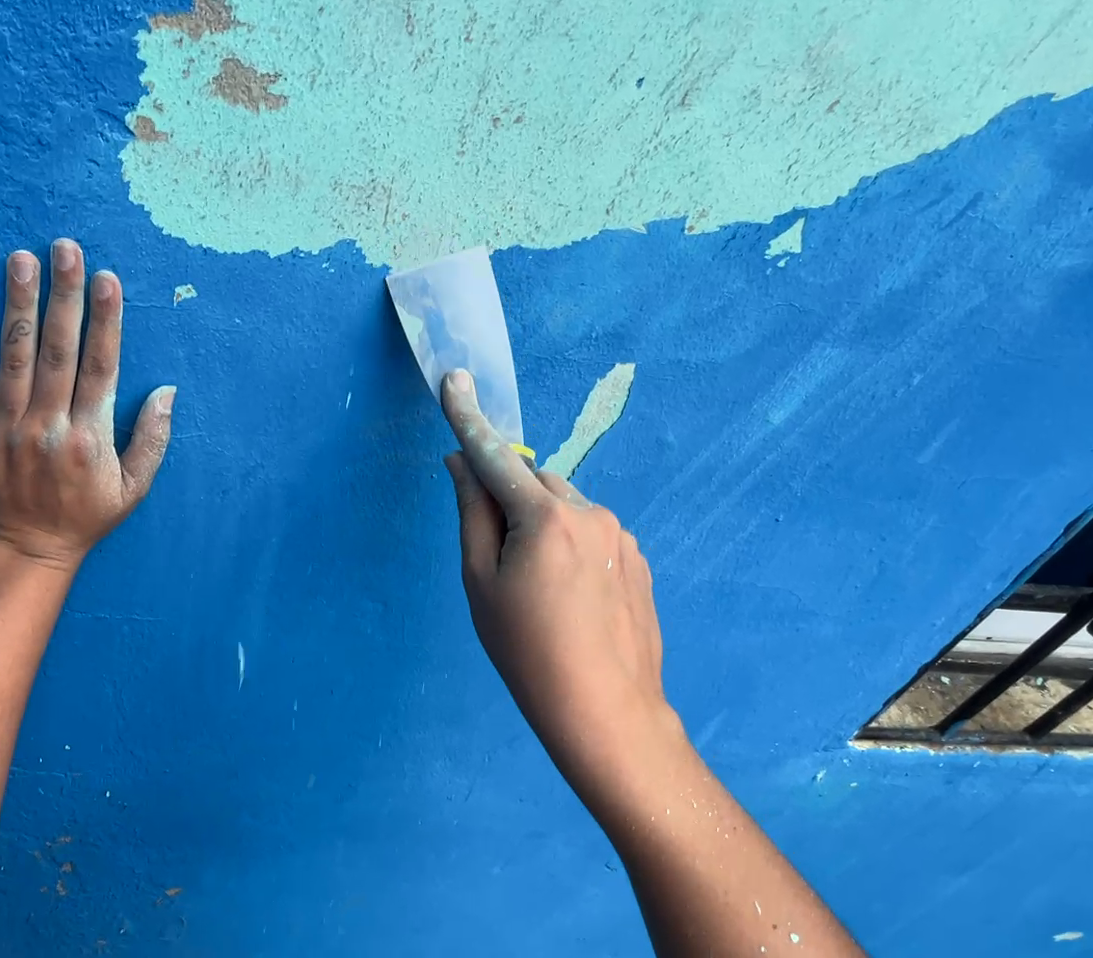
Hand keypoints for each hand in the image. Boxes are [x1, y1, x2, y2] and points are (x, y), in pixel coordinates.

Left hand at [0, 239, 175, 573]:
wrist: (28, 550)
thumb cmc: (87, 517)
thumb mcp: (134, 489)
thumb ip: (153, 439)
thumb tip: (168, 392)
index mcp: (90, 436)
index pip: (100, 366)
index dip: (105, 320)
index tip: (107, 279)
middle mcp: (49, 425)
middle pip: (58, 350)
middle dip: (64, 295)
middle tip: (65, 249)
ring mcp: (9, 426)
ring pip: (16, 356)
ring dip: (19, 305)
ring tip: (21, 260)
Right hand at [438, 369, 682, 790]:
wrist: (606, 712)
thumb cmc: (525, 650)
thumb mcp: (479, 582)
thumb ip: (471, 512)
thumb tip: (461, 462)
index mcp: (544, 516)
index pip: (495, 455)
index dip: (468, 417)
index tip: (453, 378)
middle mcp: (589, 511)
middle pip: (532, 483)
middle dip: (509, 501)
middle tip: (497, 560)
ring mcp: (621, 535)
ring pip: (563, 508)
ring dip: (540, 526)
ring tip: (538, 591)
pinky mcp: (638, 558)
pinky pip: (590, 533)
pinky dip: (568, 546)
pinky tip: (569, 599)